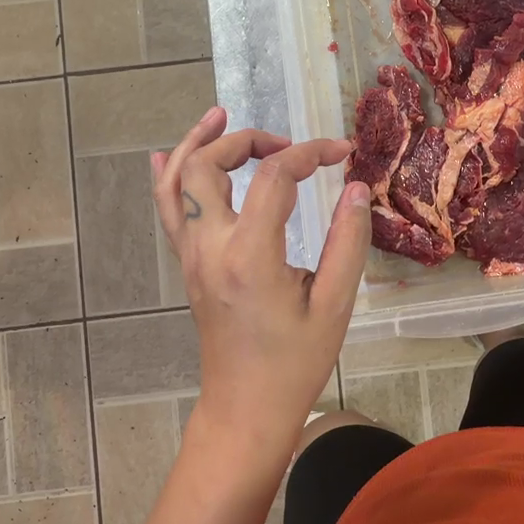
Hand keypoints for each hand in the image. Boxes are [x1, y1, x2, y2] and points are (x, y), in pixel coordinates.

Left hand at [151, 107, 371, 455]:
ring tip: (220, 115)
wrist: (246, 408)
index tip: (342, 153)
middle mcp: (210, 247)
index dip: (310, 153)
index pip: (275, 177)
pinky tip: (173, 153)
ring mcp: (191, 256)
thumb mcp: (334, 303)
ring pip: (177, 182)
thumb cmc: (295, 361)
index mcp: (250, 255)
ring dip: (198, 144)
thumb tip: (356, 187)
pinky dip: (168, 176)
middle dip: (246, 140)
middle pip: (207, 167)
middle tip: (286, 143)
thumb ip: (347, 241)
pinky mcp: (187, 265)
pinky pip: (167, 211)